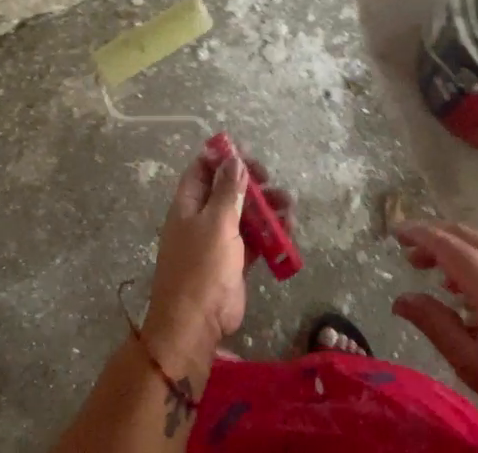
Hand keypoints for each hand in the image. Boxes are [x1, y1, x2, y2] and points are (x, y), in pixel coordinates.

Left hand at [144, 153, 289, 369]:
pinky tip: (287, 232)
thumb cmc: (201, 268)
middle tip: (271, 181)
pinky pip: (253, 241)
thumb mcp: (216, 223)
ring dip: (266, 209)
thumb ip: (228, 192)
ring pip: (244, 215)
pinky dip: (269, 235)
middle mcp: (201, 218)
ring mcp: (217, 241)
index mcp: (188, 204)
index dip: (222, 158)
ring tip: (289, 206)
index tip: (247, 154)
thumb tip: (234, 160)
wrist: (195, 324)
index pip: (202, 169)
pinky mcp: (233, 262)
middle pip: (227, 191)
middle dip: (251, 183)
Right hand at [391, 222, 477, 437]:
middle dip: (433, 236)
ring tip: (429, 270)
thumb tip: (401, 299)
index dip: (419, 234)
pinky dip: (472, 260)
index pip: (448, 245)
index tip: (395, 232)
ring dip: (453, 248)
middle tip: (407, 250)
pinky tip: (462, 289)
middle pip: (466, 236)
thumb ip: (433, 323)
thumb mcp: (468, 361)